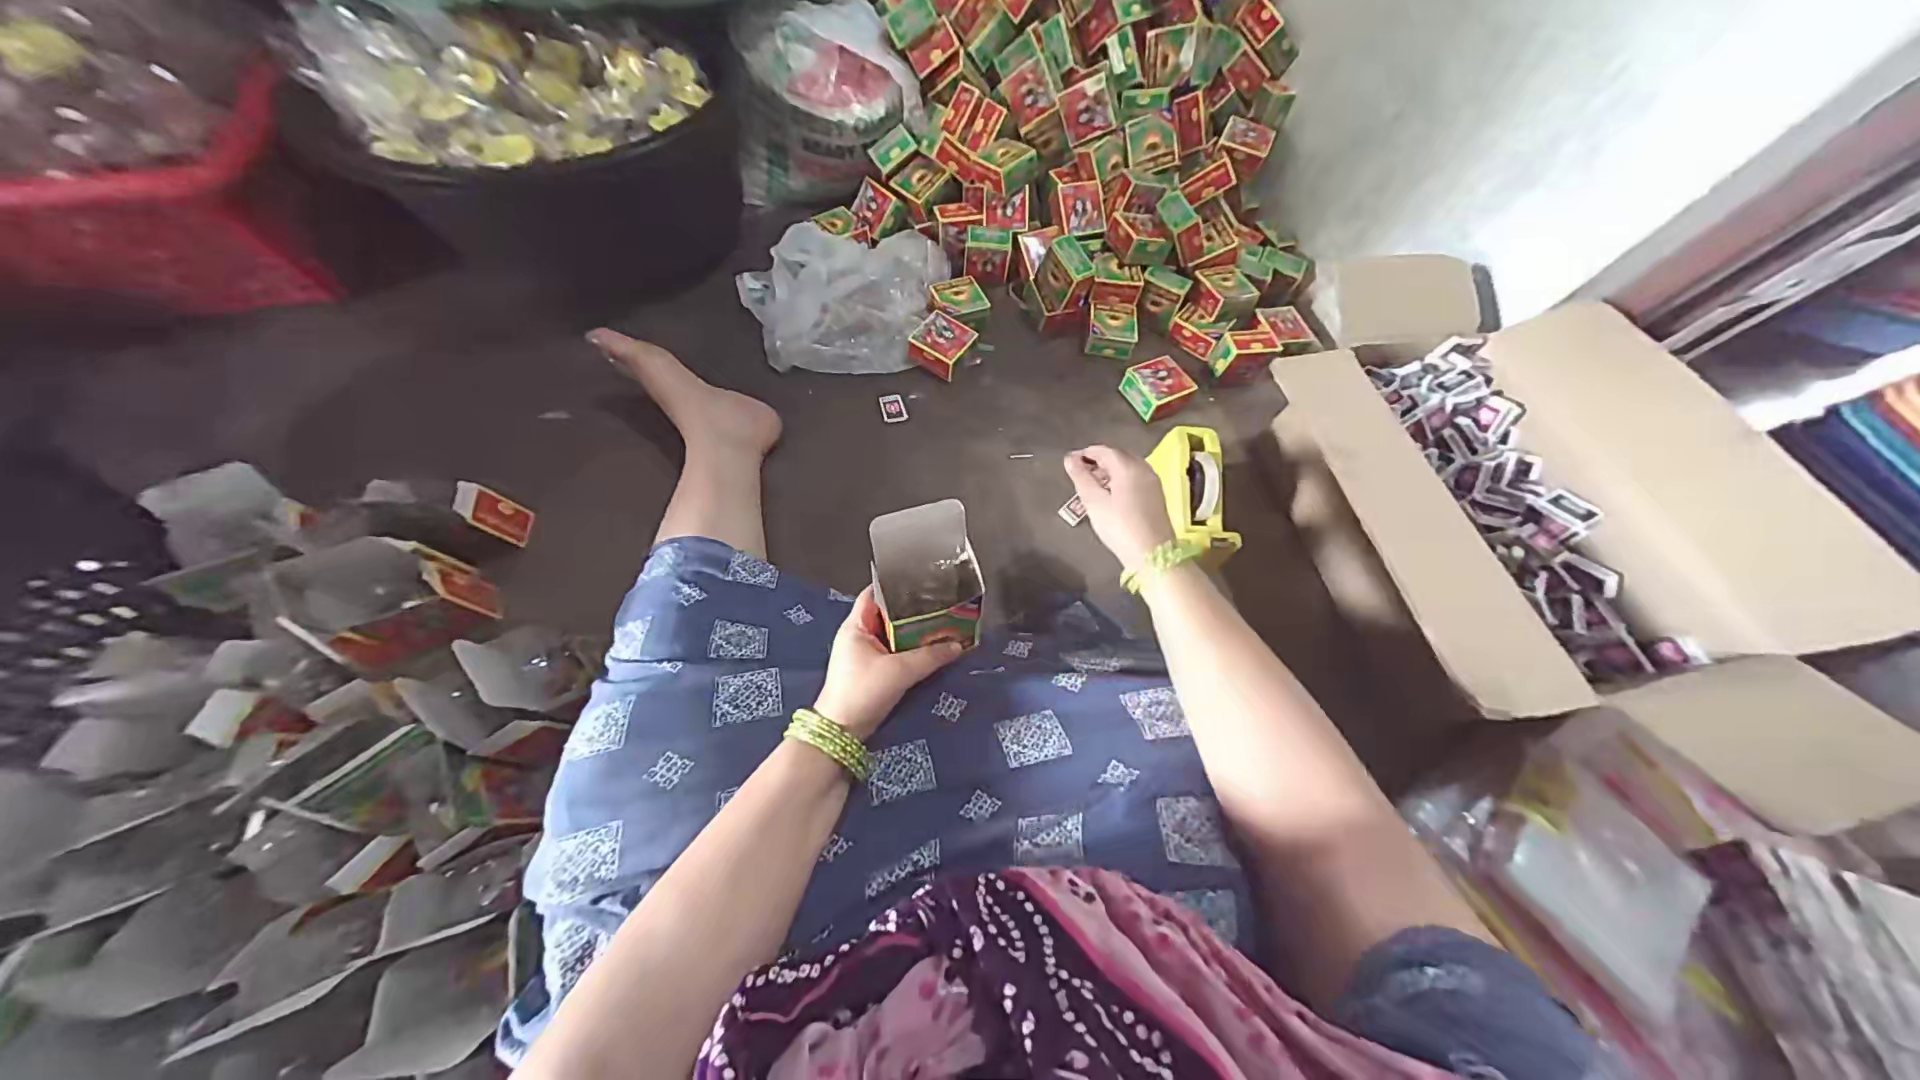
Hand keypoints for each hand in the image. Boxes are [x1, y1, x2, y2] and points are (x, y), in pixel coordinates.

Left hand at [812, 586, 965, 739]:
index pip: (874, 593)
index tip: (922, 581)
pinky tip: (931, 648)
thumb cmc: (863, 692)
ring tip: (942, 623)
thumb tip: (958, 646)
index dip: (896, 585)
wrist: (841, 733)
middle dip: (912, 610)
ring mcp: (863, 654)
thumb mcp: (899, 671)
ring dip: (913, 631)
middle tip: (940, 603)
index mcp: (855, 626)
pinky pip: (893, 651)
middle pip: (887, 613)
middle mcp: (858, 635)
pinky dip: (909, 648)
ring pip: (892, 634)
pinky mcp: (871, 671)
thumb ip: (931, 656)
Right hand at [1065, 445, 1175, 574]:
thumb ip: (1081, 477)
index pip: (1104, 451)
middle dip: (1098, 460)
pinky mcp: (1156, 495)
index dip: (1085, 453)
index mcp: (1128, 467)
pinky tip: (1111, 492)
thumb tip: (1070, 459)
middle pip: (1118, 456)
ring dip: (1110, 469)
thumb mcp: (1094, 502)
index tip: (1071, 461)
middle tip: (1081, 472)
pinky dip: (1121, 478)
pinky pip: (1135, 477)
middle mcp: (1143, 468)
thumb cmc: (1119, 526)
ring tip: (1093, 483)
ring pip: (1128, 466)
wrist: (1152, 553)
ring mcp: (1152, 481)